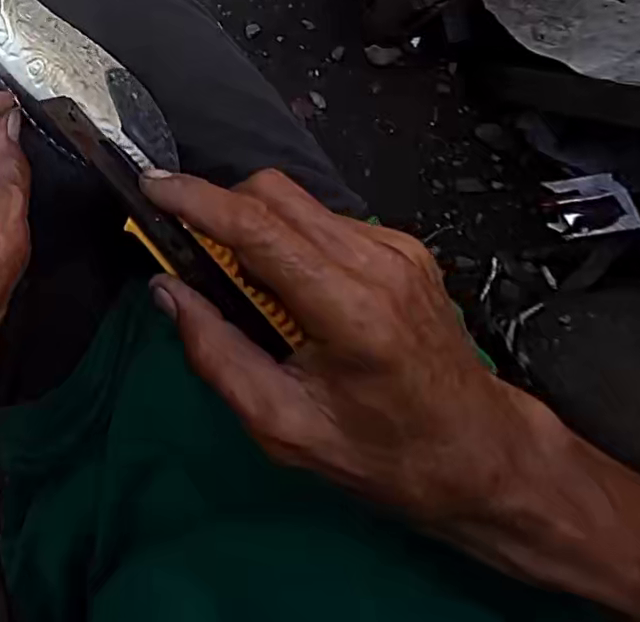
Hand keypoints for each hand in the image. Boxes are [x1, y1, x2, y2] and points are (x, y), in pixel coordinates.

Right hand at [143, 169, 639, 621]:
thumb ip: (213, 352)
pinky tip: (291, 281)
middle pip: (273, 192)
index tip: (151, 184)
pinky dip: (285, 233)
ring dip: (251, 219)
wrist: (488, 456)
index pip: (258, 228)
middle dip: (218, 204)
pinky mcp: (403, 244)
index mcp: (351, 312)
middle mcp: (377, 261)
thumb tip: (165, 288)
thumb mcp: (282, 427)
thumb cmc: (382, 455)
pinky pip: (320, 217)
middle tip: (190, 243)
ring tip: (242, 273)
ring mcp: (396, 246)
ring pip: (296, 198)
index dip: (197, 198)